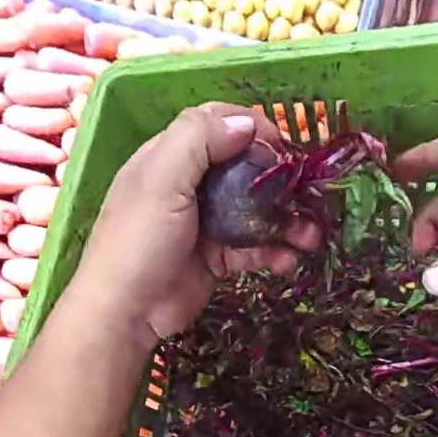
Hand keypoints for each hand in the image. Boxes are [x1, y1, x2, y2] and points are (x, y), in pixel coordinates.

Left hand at [68, 102, 320, 347]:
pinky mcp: (217, 258)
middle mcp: (189, 185)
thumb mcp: (161, 180)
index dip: (250, 128)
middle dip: (278, 178)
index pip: (215, 125)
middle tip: (305, 192)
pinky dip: (274, 252)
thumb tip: (245, 124)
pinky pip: (253, 248)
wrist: (126, 312)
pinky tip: (288, 261)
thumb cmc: (139, 241)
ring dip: (286, 220)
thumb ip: (198, 141)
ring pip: (254, 210)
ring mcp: (205, 223)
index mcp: (169, 158)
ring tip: (311, 236)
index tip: (281, 147)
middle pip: (242, 167)